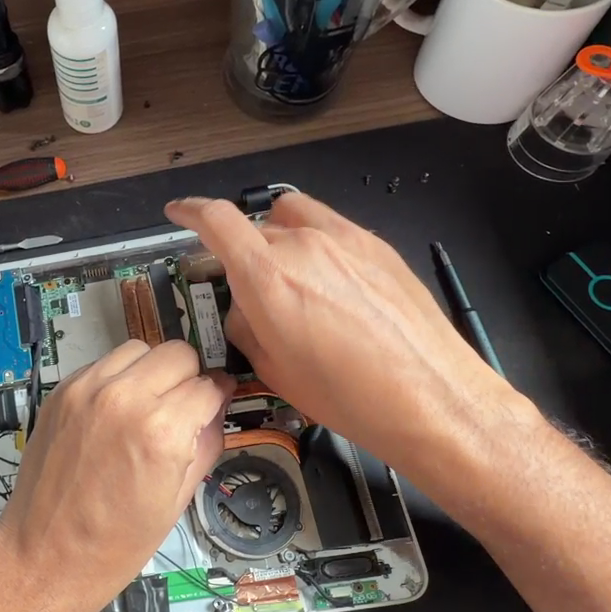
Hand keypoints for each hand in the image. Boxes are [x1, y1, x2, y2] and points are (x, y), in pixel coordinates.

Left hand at [0, 340, 230, 611]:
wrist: (45, 555)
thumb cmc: (115, 543)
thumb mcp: (179, 498)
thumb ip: (205, 441)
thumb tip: (217, 404)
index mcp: (161, 431)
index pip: (208, 385)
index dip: (217, 397)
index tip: (216, 404)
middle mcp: (123, 399)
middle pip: (177, 353)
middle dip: (188, 377)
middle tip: (182, 407)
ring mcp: (87, 390)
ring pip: (139, 349)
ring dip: (152, 371)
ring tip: (148, 406)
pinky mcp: (62, 391)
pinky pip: (104, 363)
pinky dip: (118, 378)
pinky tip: (117, 412)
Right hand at [165, 192, 529, 478]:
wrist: (431, 399)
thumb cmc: (350, 395)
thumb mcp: (274, 369)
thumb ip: (246, 325)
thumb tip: (244, 308)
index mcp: (268, 277)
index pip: (216, 220)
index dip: (190, 211)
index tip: (179, 213)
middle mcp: (303, 246)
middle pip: (252, 228)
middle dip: (238, 251)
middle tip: (245, 286)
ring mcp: (344, 240)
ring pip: (290, 219)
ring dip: (275, 237)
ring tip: (285, 274)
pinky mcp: (376, 245)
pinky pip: (328, 226)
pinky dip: (312, 240)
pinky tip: (326, 280)